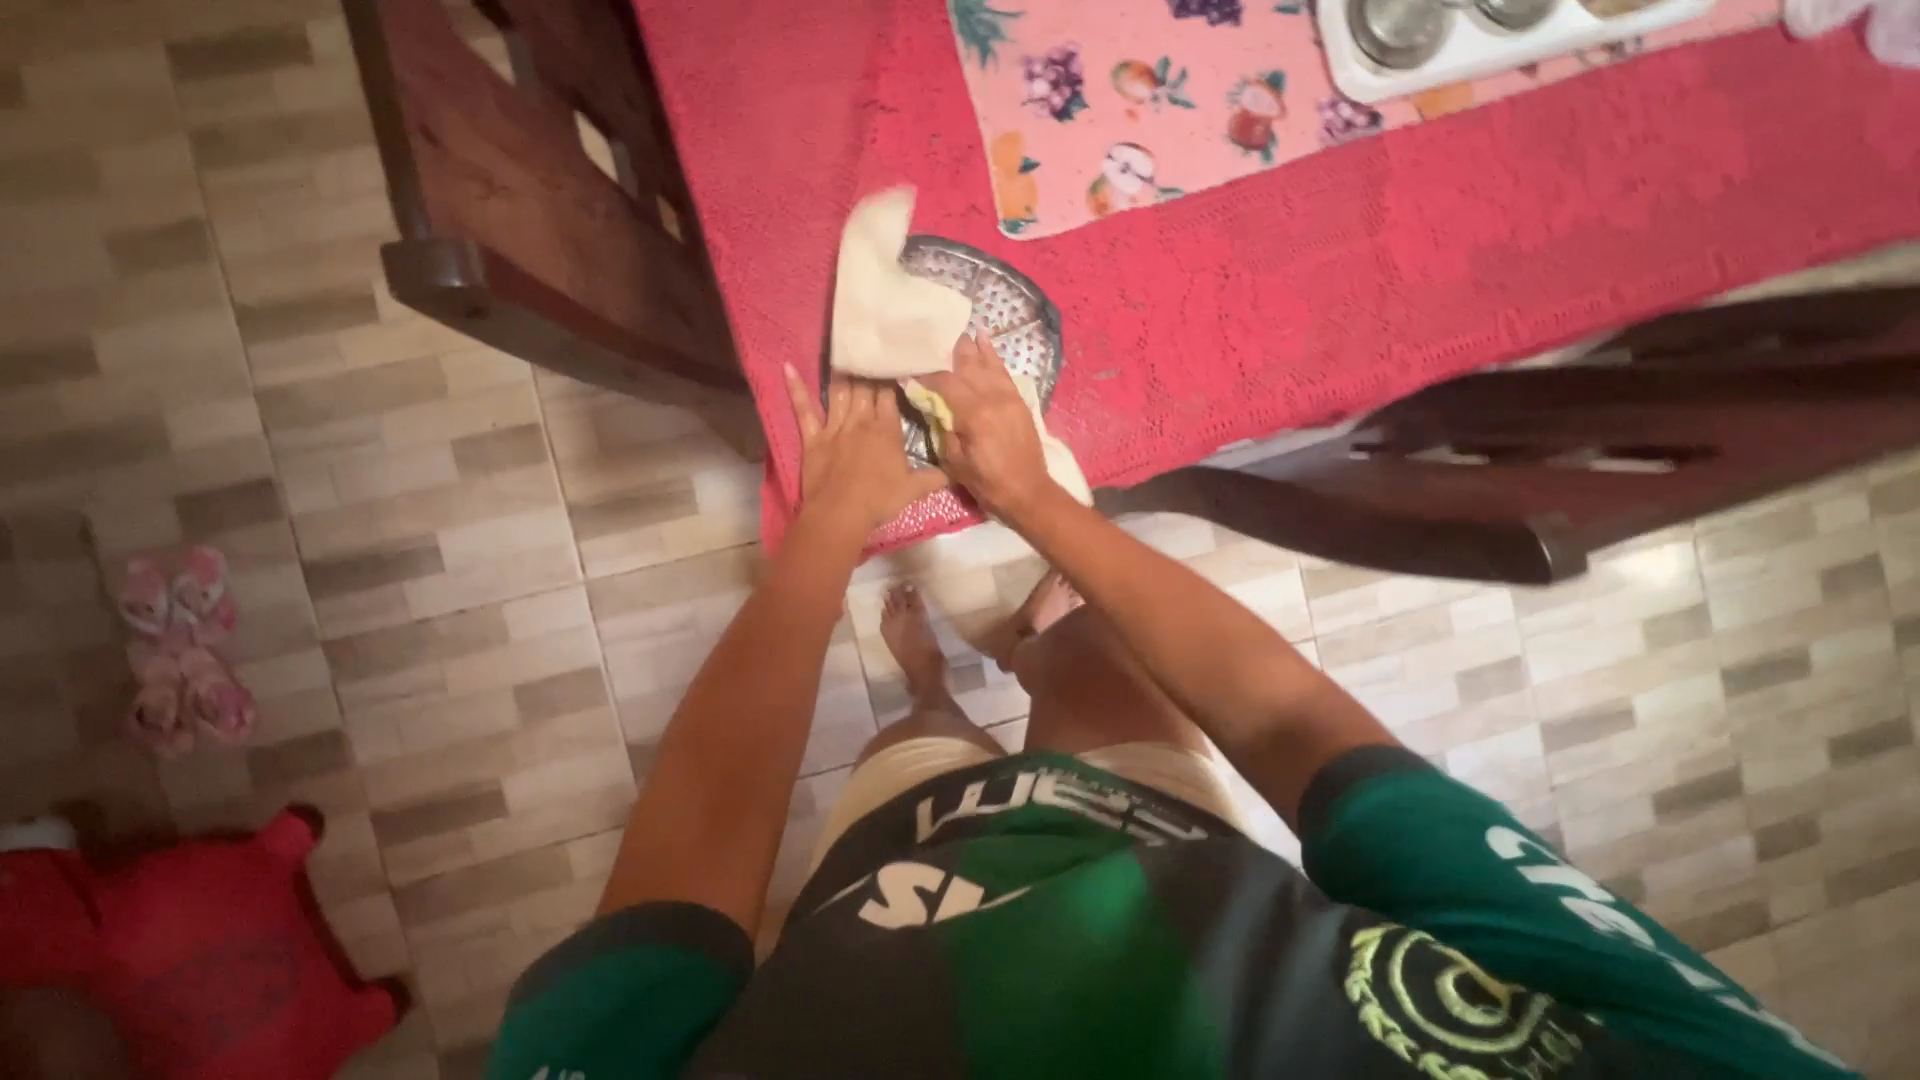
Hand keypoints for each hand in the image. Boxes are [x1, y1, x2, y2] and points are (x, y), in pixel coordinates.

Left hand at [784, 364, 947, 532]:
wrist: (841, 513)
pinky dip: (796, 388)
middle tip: (868, 350)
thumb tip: (954, 473)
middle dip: (867, 369)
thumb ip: (935, 478)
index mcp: (886, 430)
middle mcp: (861, 422)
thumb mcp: (914, 490)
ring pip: (838, 393)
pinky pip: (804, 409)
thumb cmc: (880, 500)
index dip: (890, 378)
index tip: (892, 363)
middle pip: (865, 388)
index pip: (889, 396)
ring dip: (841, 373)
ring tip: (841, 352)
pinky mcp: (812, 438)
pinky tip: (787, 367)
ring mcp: (834, 427)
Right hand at [915, 333, 1052, 518]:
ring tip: (957, 333)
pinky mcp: (1018, 401)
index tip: (911, 370)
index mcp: (975, 414)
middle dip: (949, 353)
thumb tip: (934, 406)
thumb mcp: (955, 462)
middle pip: (967, 366)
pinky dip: (993, 356)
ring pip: (986, 364)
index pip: (946, 382)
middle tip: (931, 339)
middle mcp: (993, 398)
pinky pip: (1003, 372)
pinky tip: (983, 340)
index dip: (927, 375)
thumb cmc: (988, 483)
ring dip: (971, 348)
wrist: (1028, 492)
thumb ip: (943, 430)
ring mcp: (1009, 397)